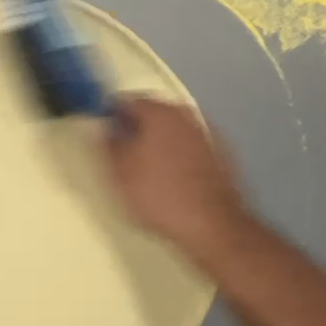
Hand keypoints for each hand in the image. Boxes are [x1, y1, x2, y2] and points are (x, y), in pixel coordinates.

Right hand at [103, 95, 247, 251]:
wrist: (212, 225)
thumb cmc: (159, 195)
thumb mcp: (119, 172)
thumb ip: (108, 142)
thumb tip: (107, 129)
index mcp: (158, 111)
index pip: (126, 101)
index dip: (111, 115)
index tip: (104, 134)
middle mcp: (185, 113)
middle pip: (152, 112)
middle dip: (137, 127)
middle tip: (123, 152)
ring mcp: (207, 132)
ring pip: (173, 129)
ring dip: (160, 140)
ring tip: (149, 168)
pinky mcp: (222, 153)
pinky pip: (190, 145)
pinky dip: (180, 153)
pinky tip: (174, 177)